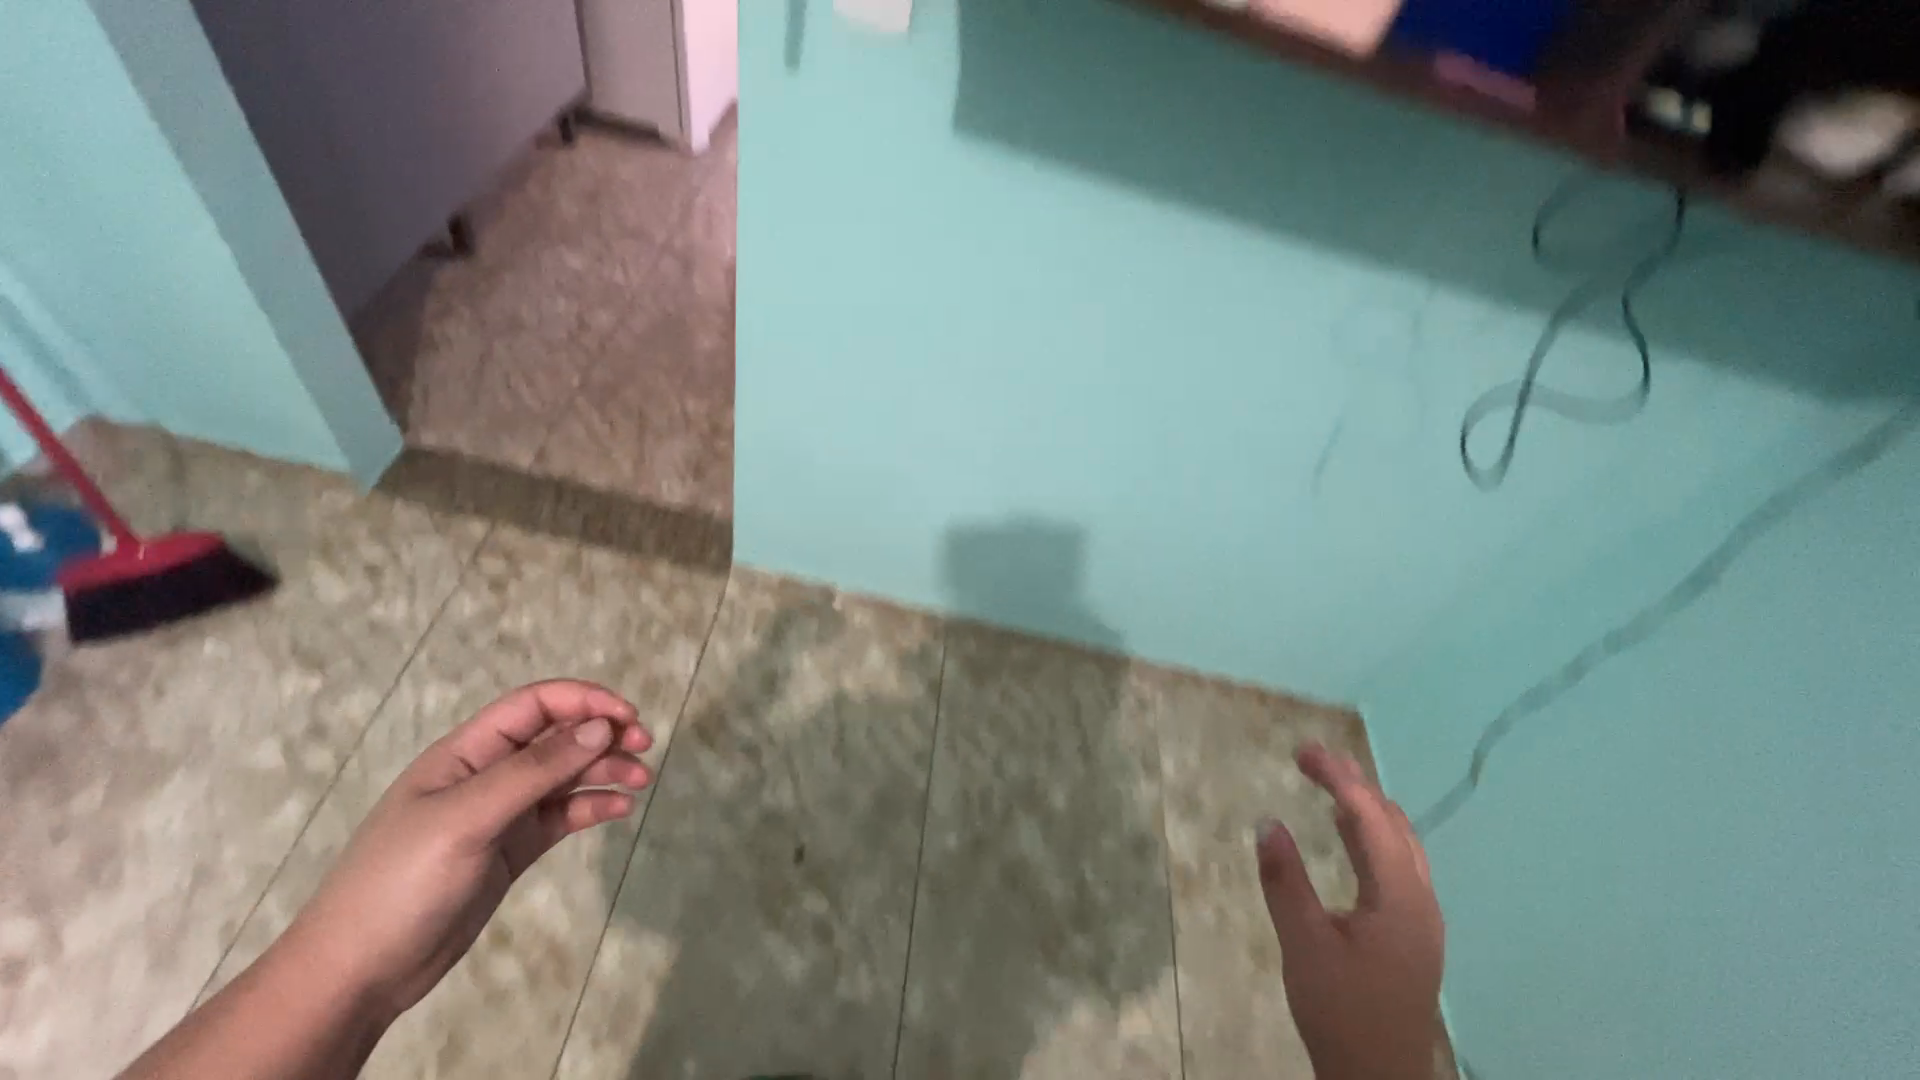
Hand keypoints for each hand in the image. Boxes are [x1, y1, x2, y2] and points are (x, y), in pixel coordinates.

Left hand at [283, 679, 653, 1020]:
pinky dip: (593, 807)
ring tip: (641, 782)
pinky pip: (564, 815)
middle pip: (558, 737)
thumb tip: (600, 728)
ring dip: (606, 770)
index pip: (535, 705)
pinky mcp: (513, 849)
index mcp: (467, 752)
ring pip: (567, 776)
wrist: (358, 972)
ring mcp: (502, 813)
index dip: (583, 701)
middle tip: (645, 748)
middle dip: (603, 734)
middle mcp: (489, 774)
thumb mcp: (468, 817)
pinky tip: (619, 811)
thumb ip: (535, 770)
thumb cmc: (401, 881)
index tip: (627, 718)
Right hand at [1256, 745, 1444, 1079]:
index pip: (1370, 819)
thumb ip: (1285, 882)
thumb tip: (1267, 822)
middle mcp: (1420, 899)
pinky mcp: (1409, 932)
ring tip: (1326, 782)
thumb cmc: (1341, 1011)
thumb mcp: (1303, 945)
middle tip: (1309, 758)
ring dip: (1363, 807)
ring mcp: (1420, 917)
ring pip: (1397, 844)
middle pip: (1391, 824)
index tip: (1302, 750)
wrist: (1377, 1079)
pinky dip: (1368, 835)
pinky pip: (1394, 864)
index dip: (1338, 779)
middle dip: (1353, 784)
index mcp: (1400, 898)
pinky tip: (1345, 835)